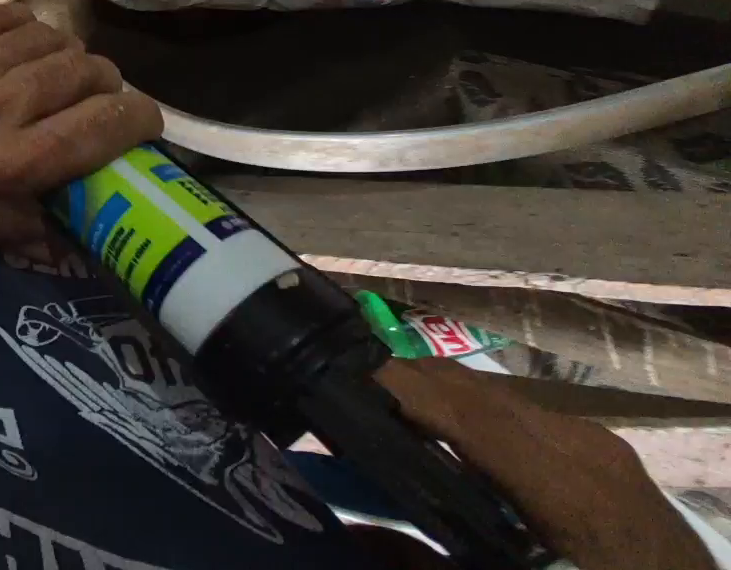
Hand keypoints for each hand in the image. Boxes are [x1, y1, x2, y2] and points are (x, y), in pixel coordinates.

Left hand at [0, 2, 160, 252]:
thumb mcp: (15, 232)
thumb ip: (75, 225)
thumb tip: (134, 211)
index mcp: (12, 163)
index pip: (100, 123)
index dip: (138, 117)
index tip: (143, 119)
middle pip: (80, 71)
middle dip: (105, 83)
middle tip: (99, 96)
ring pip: (47, 38)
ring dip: (66, 54)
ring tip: (60, 73)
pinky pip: (3, 14)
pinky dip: (24, 28)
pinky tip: (23, 48)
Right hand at [376, 359, 713, 569]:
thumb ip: (427, 565)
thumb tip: (353, 534)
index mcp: (569, 494)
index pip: (466, 412)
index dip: (396, 386)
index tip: (330, 378)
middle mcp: (582, 448)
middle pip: (465, 387)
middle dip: (396, 383)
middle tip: (343, 403)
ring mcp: (595, 440)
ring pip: (484, 388)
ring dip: (428, 393)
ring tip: (386, 420)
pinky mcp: (599, 443)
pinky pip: (510, 406)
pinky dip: (463, 409)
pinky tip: (447, 442)